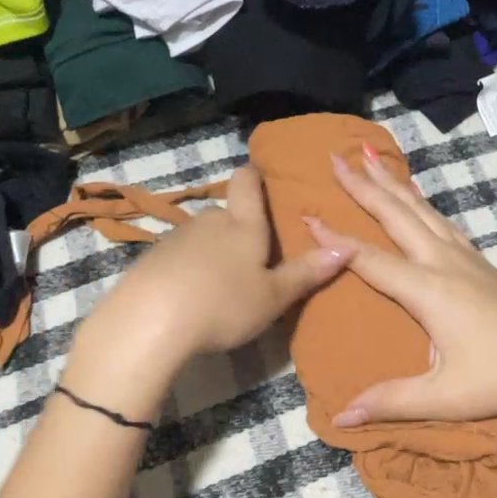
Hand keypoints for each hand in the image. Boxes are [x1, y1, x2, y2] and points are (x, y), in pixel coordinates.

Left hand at [64, 167, 351, 417]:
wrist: (149, 322)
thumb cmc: (223, 304)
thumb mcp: (273, 296)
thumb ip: (306, 273)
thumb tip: (347, 247)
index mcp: (243, 224)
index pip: (247, 182)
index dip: (254, 175)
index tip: (261, 176)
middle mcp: (209, 221)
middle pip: (226, 214)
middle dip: (238, 229)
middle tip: (253, 257)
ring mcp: (176, 239)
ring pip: (202, 237)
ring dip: (212, 252)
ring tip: (222, 283)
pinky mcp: (150, 260)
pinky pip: (178, 258)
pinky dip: (187, 271)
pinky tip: (190, 298)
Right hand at [305, 151, 496, 429]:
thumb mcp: (445, 396)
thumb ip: (392, 402)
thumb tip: (340, 416)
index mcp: (428, 290)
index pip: (370, 259)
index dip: (335, 239)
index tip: (305, 214)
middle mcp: (442, 261)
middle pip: (395, 215)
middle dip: (362, 186)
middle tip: (334, 159)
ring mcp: (463, 255)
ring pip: (419, 209)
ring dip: (391, 183)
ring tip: (368, 157)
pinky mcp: (478, 259)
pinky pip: (440, 218)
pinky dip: (420, 199)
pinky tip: (414, 192)